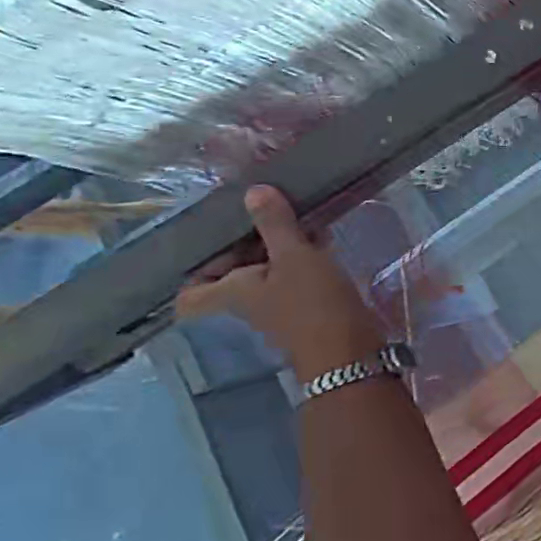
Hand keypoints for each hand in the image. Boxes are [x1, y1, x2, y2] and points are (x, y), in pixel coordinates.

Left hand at [178, 185, 384, 379]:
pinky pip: (294, 277)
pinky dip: (304, 258)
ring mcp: (277, 306)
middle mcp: (246, 301)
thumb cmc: (312, 303)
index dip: (203, 263)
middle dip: (253, 242)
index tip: (228, 236)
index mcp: (230, 292)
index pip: (191, 289)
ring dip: (283, 247)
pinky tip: (324, 239)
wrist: (348, 350)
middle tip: (273, 215)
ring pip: (268, 272)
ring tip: (304, 220)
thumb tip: (253, 190)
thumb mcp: (295, 256)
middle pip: (234, 272)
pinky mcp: (306, 307)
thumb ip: (275, 224)